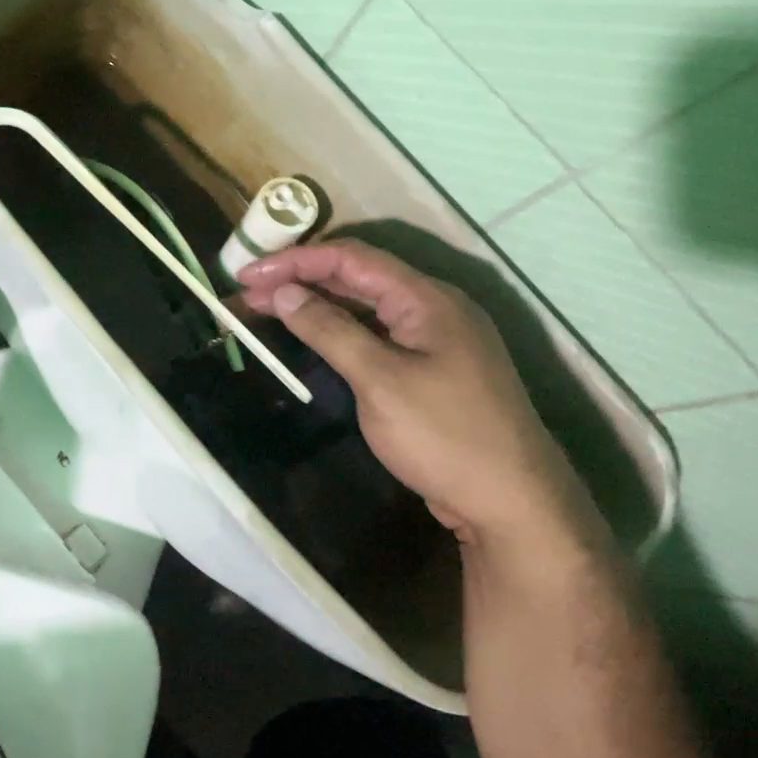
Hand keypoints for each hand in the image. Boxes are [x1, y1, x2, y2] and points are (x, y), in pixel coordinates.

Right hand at [236, 239, 584, 541]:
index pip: (351, 258)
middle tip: (247, 295)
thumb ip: (330, 330)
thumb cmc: (443, 435)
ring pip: (367, 307)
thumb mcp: (379, 380)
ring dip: (317, 306)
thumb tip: (285, 293)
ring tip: (267, 313)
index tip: (247, 275)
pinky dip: (341, 332)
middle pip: (358, 278)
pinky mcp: (432, 371)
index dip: (295, 261)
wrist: (510, 499)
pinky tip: (313, 340)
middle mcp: (434, 308)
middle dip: (300, 281)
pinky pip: (379, 335)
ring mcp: (436, 341)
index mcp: (427, 298)